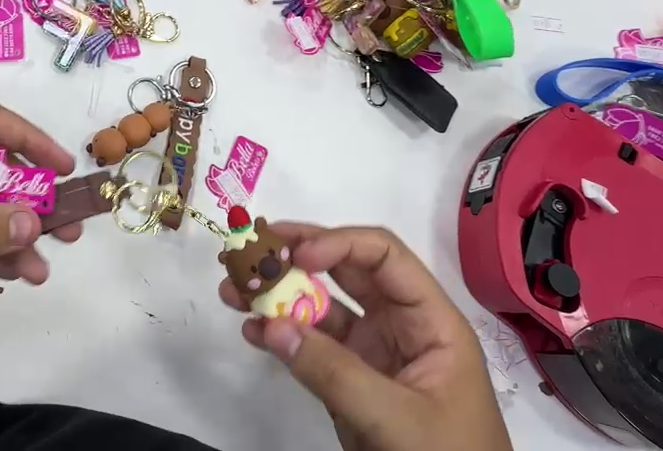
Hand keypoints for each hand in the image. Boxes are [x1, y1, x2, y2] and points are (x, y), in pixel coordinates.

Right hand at [220, 225, 510, 450]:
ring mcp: (372, 353)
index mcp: (429, 321)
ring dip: (276, 293)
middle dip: (294, 256)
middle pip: (344, 270)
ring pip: (319, 304)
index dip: (338, 243)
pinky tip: (250, 331)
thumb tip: (270, 324)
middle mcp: (399, 325)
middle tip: (250, 251)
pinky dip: (277, 334)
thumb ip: (336, 373)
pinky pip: (308, 345)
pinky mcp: (348, 381)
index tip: (295, 254)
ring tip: (233, 288)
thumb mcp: (400, 420)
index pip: (383, 256)